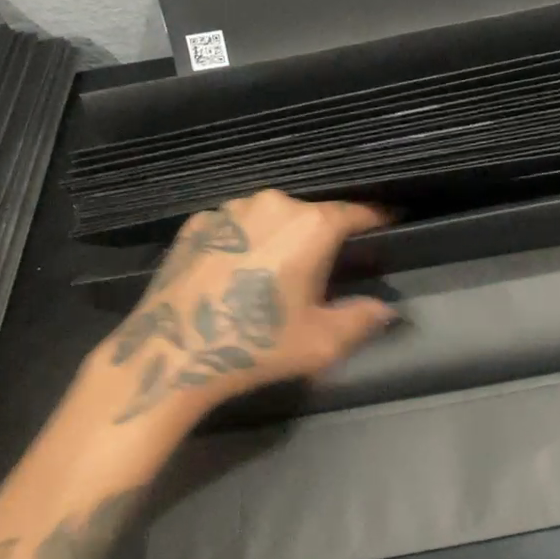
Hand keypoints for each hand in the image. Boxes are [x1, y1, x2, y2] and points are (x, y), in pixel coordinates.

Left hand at [88, 190, 398, 424]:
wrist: (170, 355)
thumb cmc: (255, 346)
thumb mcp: (320, 343)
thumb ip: (361, 319)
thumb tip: (385, 309)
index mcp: (311, 225)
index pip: (357, 211)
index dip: (376, 219)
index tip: (389, 224)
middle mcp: (273, 203)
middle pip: (311, 213)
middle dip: (320, 237)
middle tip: (320, 270)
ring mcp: (230, 209)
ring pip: (270, 216)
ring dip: (279, 236)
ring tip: (272, 272)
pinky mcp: (197, 222)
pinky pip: (234, 225)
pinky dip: (242, 241)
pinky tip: (234, 273)